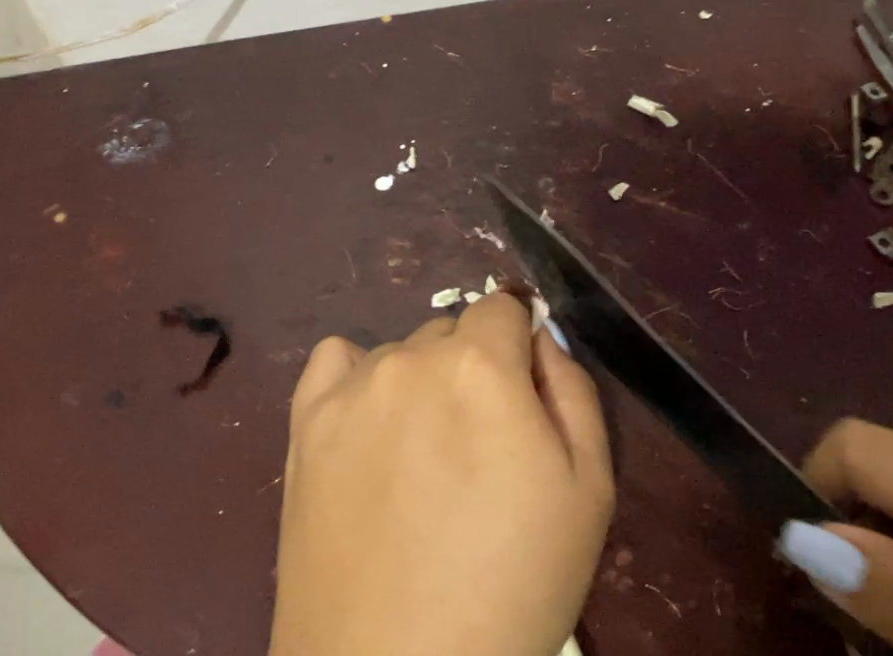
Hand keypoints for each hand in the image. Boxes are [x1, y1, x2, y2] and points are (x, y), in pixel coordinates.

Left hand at [270, 291, 614, 655]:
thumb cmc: (512, 585)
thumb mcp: (587, 489)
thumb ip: (571, 390)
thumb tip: (540, 339)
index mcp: (480, 367)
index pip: (504, 307)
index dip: (519, 346)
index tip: (522, 397)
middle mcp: (410, 359)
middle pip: (452, 333)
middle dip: (474, 369)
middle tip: (478, 448)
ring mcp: (350, 390)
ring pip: (401, 353)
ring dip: (421, 382)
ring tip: (422, 458)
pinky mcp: (304, 424)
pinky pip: (336, 362)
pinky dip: (359, 378)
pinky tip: (370, 427)